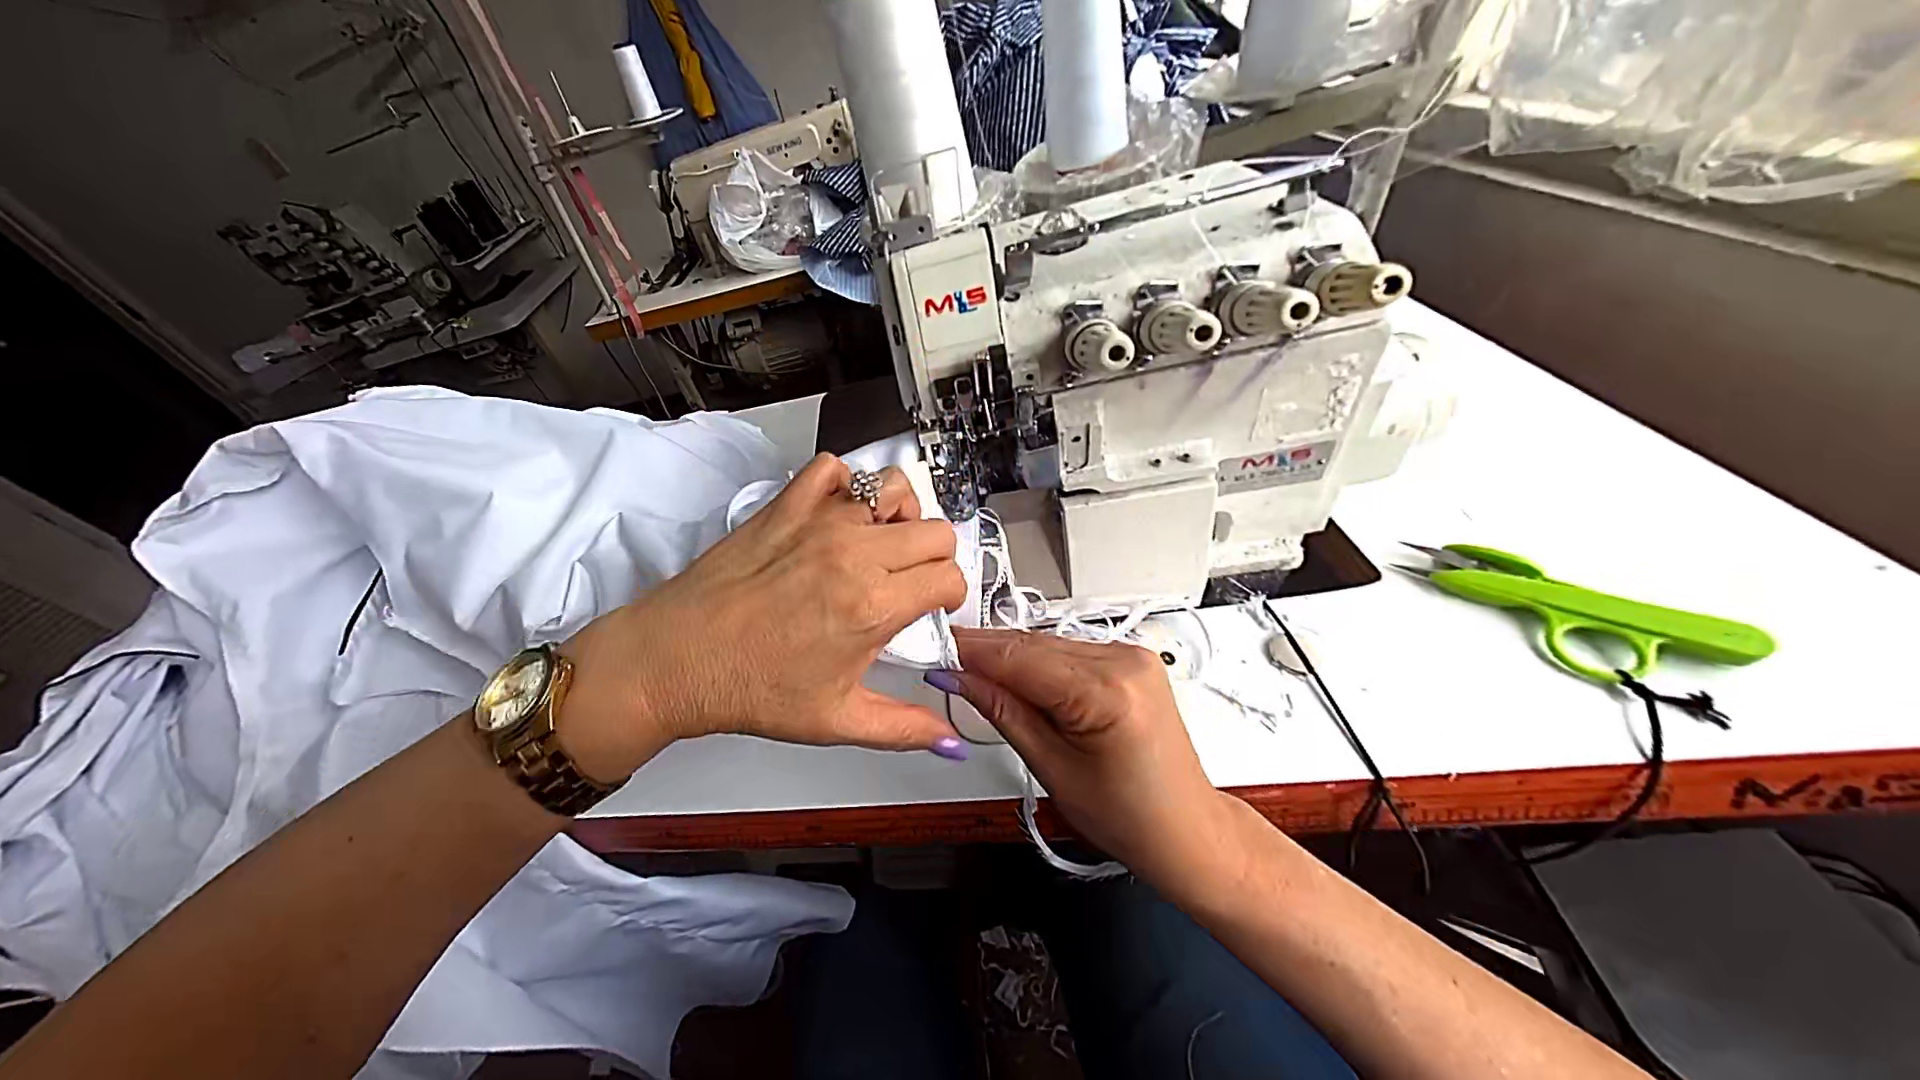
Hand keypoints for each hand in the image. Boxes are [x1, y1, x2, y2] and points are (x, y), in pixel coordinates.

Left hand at [555, 454, 968, 782]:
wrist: (676, 660)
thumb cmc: (746, 686)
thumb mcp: (836, 719)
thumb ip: (904, 728)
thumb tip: (946, 740)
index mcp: (872, 605)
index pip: (949, 576)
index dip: (950, 595)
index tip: (933, 605)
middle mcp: (852, 554)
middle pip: (936, 531)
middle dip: (936, 558)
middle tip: (912, 581)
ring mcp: (818, 524)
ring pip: (896, 489)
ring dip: (902, 515)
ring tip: (883, 543)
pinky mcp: (786, 507)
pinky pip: (832, 468)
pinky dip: (847, 483)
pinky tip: (841, 514)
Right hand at [939, 628, 1233, 878]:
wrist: (1185, 829)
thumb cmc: (1134, 816)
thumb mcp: (1053, 769)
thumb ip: (1005, 712)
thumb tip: (964, 679)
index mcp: (1109, 692)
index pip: (1020, 658)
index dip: (972, 653)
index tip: (938, 652)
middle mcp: (1126, 662)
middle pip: (1035, 644)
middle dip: (986, 651)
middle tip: (946, 660)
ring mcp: (1133, 657)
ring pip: (1050, 643)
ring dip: (1011, 655)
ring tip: (973, 672)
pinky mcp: (1131, 661)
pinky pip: (1071, 650)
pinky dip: (1039, 661)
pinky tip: (1014, 674)